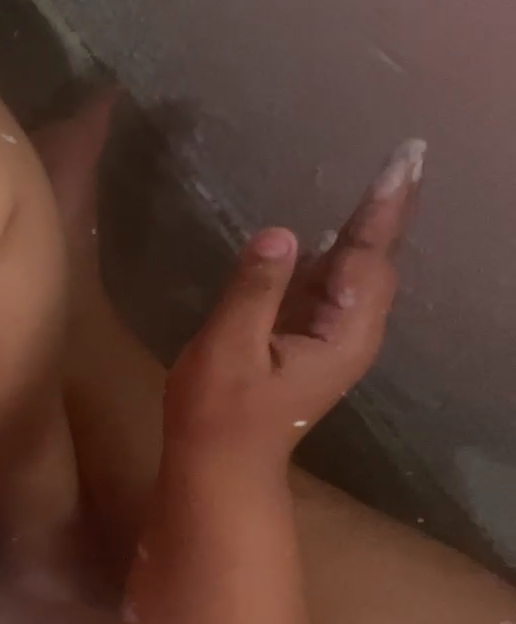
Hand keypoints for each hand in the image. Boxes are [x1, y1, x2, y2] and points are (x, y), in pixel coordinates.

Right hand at [164, 140, 423, 468]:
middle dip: (387, 213)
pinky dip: (334, 260)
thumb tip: (279, 235)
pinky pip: (329, 293)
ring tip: (377, 192)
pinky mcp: (306, 347)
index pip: (368, 258)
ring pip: (356, 277)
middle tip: (403, 163)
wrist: (219, 460)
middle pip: (376, 263)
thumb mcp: (227, 347)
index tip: (404, 163)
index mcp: (343, 332)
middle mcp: (352, 333)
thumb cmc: (218, 408)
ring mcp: (330, 342)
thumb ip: (254, 291)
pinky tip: (326, 244)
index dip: (382, 209)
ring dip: (365, 233)